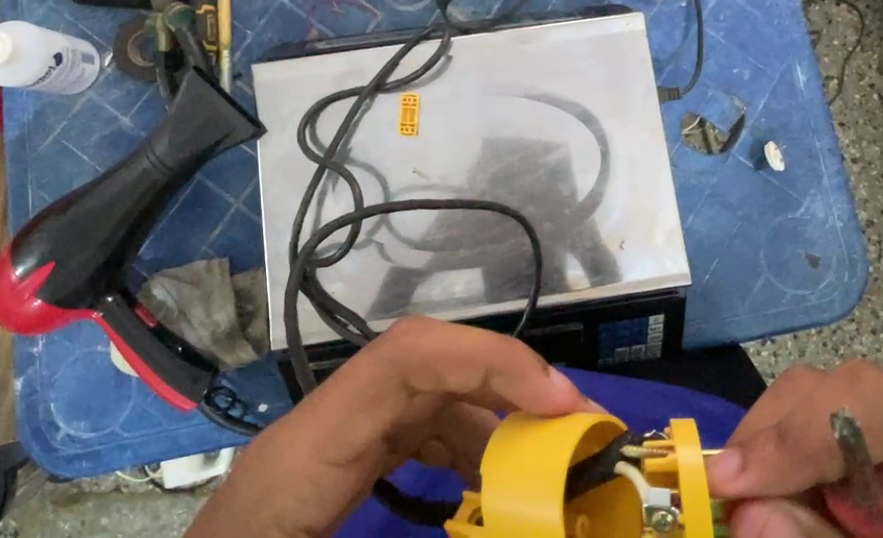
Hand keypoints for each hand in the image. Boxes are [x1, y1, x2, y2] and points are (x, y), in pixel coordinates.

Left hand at [187, 316, 593, 537]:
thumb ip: (420, 530)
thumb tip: (508, 517)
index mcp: (301, 459)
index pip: (402, 361)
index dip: (489, 362)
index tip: (561, 404)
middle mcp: (317, 433)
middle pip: (423, 365)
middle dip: (508, 381)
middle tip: (581, 425)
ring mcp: (326, 447)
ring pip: (425, 394)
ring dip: (495, 415)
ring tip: (554, 455)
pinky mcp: (335, 468)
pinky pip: (412, 432)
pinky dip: (465, 445)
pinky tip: (498, 479)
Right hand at [705, 361, 882, 537]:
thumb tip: (747, 516)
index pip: (879, 403)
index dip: (798, 434)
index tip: (732, 483)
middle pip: (846, 394)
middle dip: (776, 440)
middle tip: (727, 497)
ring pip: (833, 412)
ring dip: (781, 458)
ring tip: (753, 510)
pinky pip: (843, 452)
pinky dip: (803, 477)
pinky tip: (789, 509)